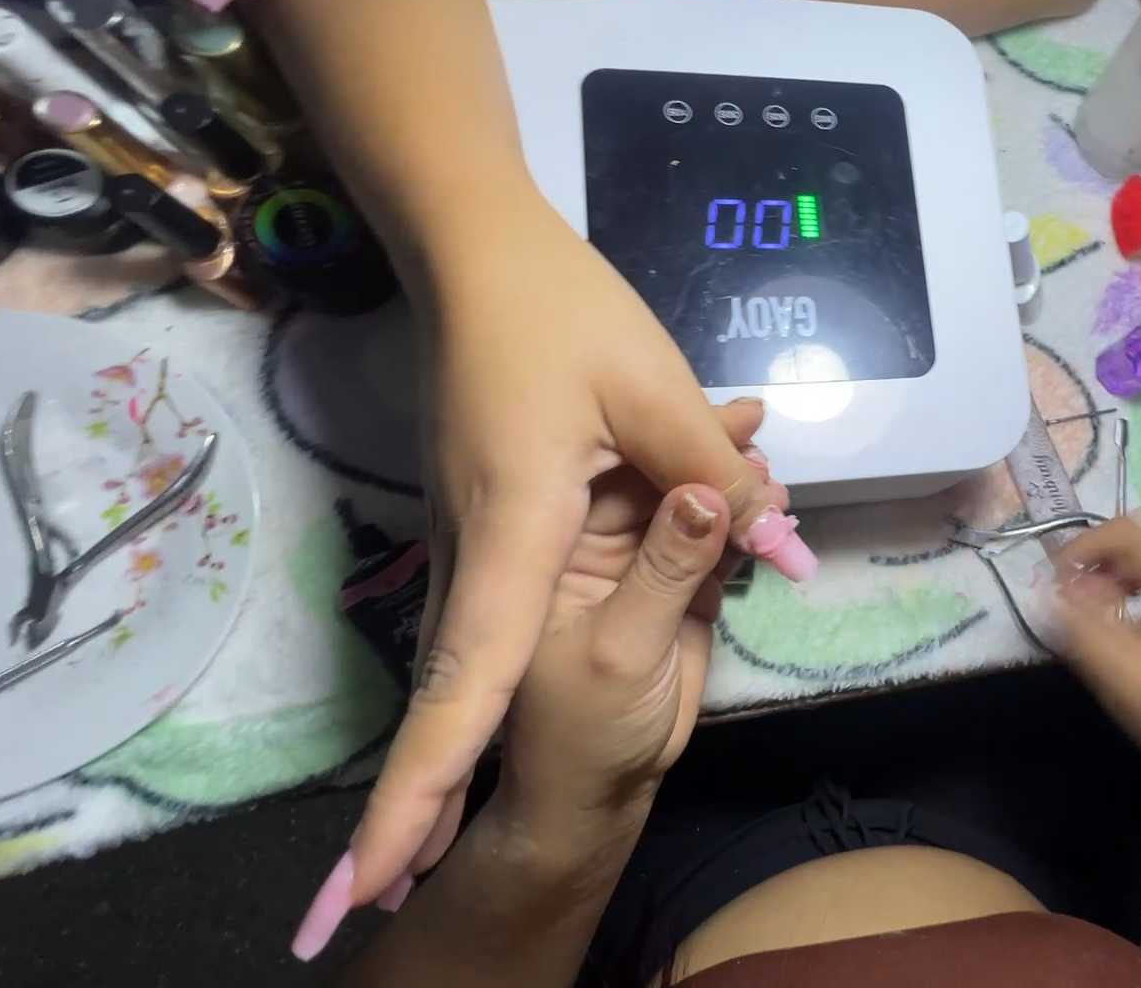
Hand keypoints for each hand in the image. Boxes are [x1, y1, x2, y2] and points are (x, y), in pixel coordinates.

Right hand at [288, 214, 807, 932]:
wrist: (481, 255)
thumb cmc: (566, 316)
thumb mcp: (659, 395)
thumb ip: (714, 476)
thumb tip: (772, 536)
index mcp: (512, 523)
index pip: (468, 674)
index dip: (421, 782)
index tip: (368, 886)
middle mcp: (476, 541)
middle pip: (466, 674)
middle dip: (435, 777)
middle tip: (413, 870)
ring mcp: (472, 523)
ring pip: (504, 625)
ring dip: (525, 680)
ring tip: (527, 724)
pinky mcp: (486, 502)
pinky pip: (526, 574)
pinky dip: (579, 592)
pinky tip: (628, 566)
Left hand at [295, 466, 746, 961]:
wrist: (609, 788)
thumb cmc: (589, 728)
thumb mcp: (623, 646)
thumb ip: (666, 570)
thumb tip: (709, 492)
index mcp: (555, 546)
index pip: (613, 476)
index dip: (666, 443)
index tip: (725, 418)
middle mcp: (596, 540)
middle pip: (657, 481)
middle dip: (708, 458)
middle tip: (756, 428)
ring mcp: (642, 560)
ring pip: (691, 508)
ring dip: (733, 491)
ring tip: (772, 468)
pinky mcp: (679, 583)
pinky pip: (715, 543)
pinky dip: (745, 528)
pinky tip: (774, 507)